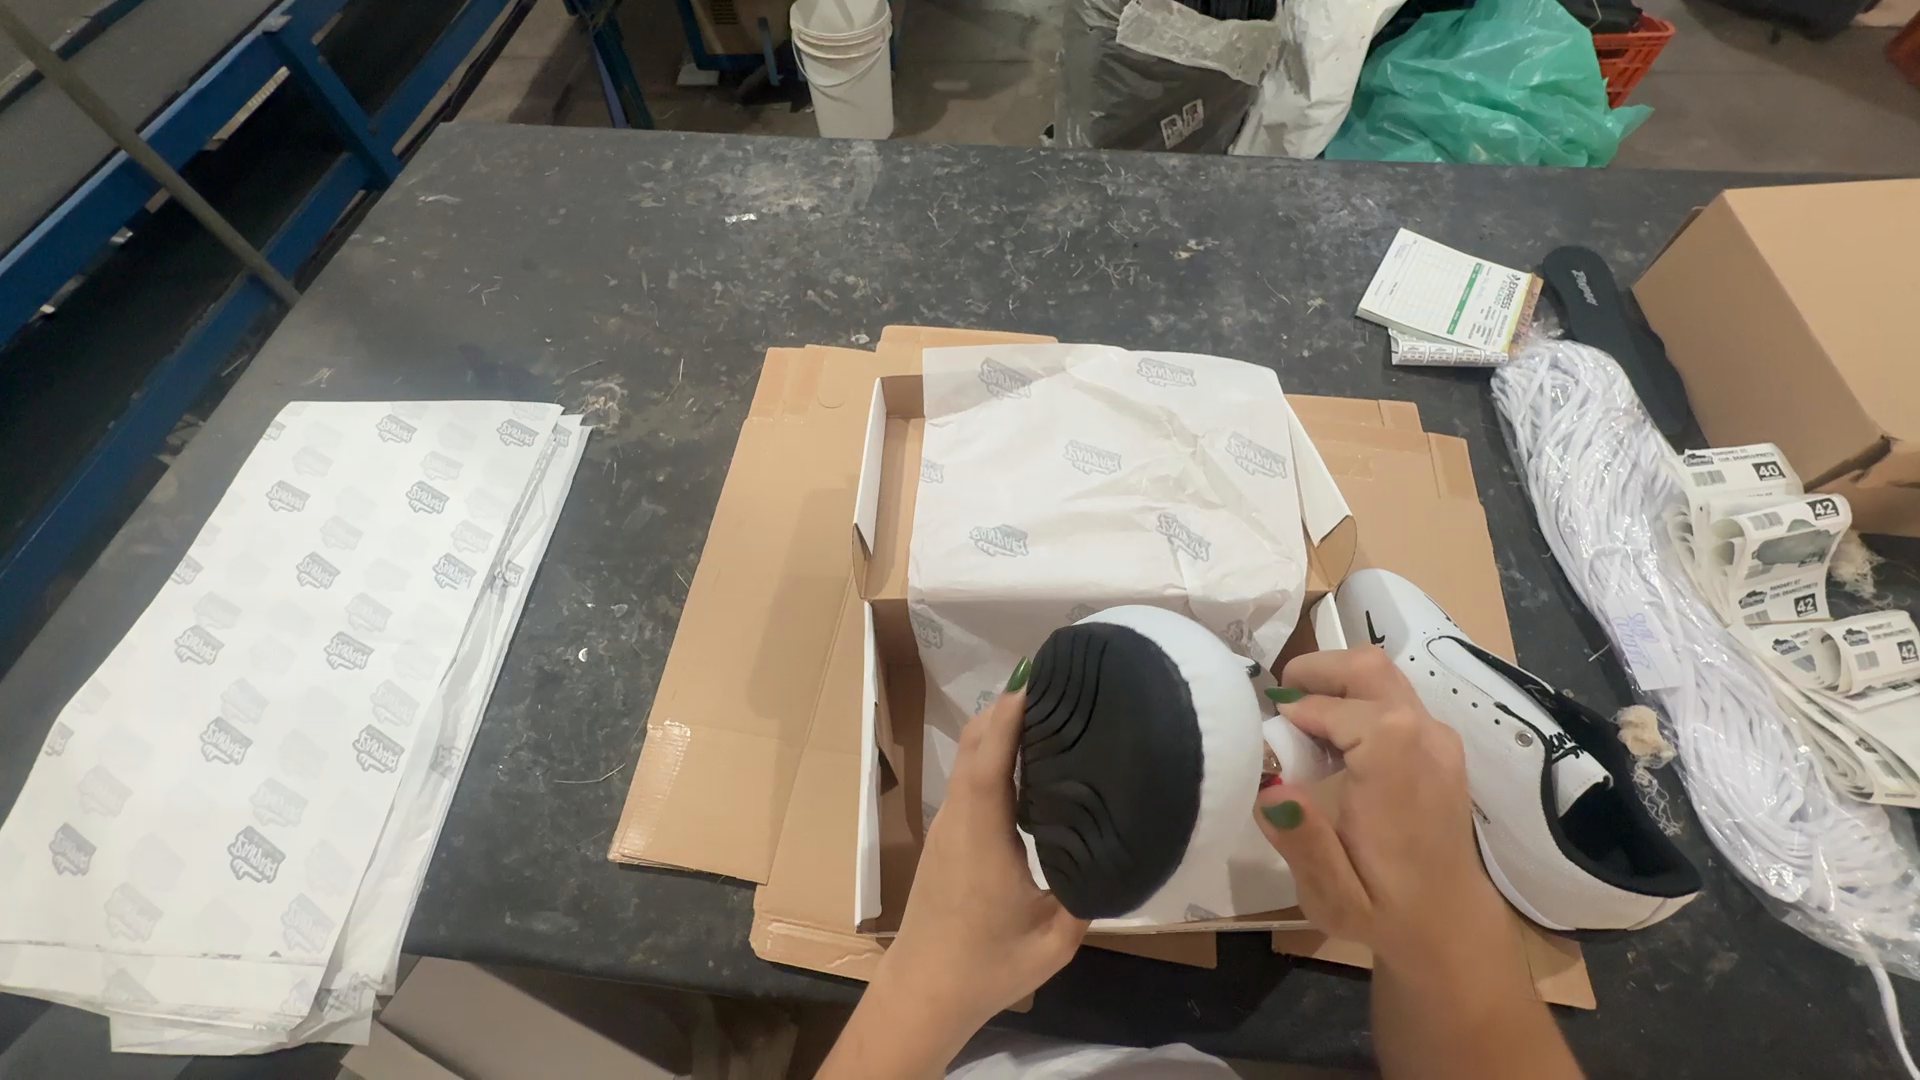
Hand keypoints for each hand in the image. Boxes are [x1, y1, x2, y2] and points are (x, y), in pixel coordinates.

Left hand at [876, 687, 1089, 1026]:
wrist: (924, 990)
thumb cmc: (987, 965)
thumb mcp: (1053, 939)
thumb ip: (1086, 895)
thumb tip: (1115, 854)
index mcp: (982, 834)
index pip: (989, 759)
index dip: (1009, 716)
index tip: (1036, 683)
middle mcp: (958, 817)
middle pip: (974, 744)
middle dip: (1006, 708)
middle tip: (1052, 690)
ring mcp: (946, 823)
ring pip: (967, 757)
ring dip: (997, 728)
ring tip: (1043, 716)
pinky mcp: (945, 834)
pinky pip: (966, 777)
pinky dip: (990, 752)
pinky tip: (1021, 762)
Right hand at [1254, 647, 1507, 970]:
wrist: (1450, 923)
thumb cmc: (1385, 910)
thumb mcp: (1332, 898)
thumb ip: (1303, 844)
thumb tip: (1269, 790)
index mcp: (1399, 771)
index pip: (1341, 706)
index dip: (1299, 712)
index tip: (1275, 742)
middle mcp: (1426, 740)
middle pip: (1365, 667)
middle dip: (1312, 675)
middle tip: (1280, 713)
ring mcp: (1437, 735)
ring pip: (1376, 671)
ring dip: (1330, 684)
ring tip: (1302, 728)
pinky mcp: (1435, 739)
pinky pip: (1386, 692)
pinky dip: (1349, 698)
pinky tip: (1331, 743)